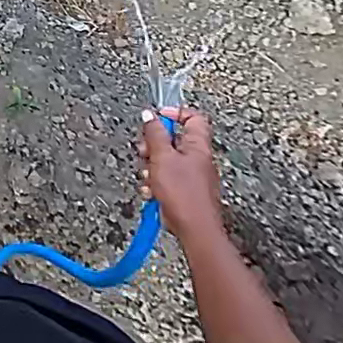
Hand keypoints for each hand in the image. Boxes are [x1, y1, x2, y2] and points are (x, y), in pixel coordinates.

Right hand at [138, 107, 225, 242]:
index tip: (157, 118)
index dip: (175, 113)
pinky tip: (151, 191)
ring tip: (148, 175)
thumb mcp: (162, 157)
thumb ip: (154, 134)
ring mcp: (192, 175)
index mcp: (197, 145)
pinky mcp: (185, 190)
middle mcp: (197, 157)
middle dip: (154, 144)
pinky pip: (167, 178)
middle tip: (144, 151)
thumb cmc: (182, 193)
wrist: (194, 230)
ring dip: (152, 165)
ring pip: (167, 159)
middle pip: (174, 139)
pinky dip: (156, 182)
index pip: (193, 117)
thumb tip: (149, 114)